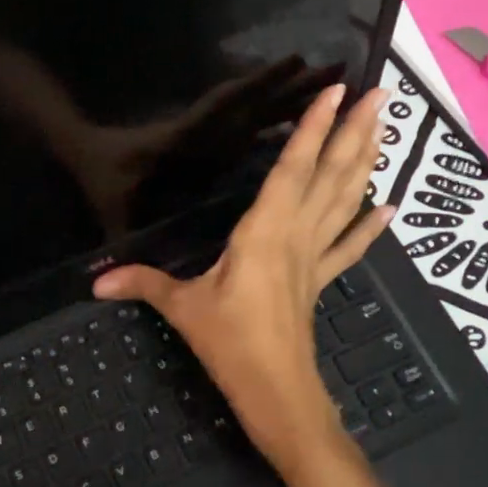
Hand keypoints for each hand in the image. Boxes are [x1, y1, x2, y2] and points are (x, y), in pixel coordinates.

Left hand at [64, 56, 330, 237]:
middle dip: (295, 89)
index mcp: (183, 142)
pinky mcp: (218, 148)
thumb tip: (103, 281)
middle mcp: (207, 135)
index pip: (221, 108)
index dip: (255, 88)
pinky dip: (290, 131)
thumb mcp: (110, 212)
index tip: (292, 66)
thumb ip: (116, 243)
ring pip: (264, 116)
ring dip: (299, 102)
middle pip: (255, 105)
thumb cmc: (100, 179)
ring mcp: (214, 139)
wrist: (85, 155)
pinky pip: (259, 135)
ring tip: (345, 93)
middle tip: (344, 73)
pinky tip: (323, 138)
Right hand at [91, 84, 393, 477]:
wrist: (277, 393)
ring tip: (385, 127)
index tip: (334, 93)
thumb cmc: (231, 345)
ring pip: (346, 201)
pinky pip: (350, 248)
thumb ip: (142, 284)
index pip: (292, 171)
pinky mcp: (320, 281)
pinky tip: (391, 205)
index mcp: (264, 232)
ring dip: (366, 163)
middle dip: (354, 133)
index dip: (312, 130)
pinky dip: (370, 226)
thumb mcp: (182, 309)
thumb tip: (95, 279)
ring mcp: (314, 258)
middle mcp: (296, 236)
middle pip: (331, 177)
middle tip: (382, 94)